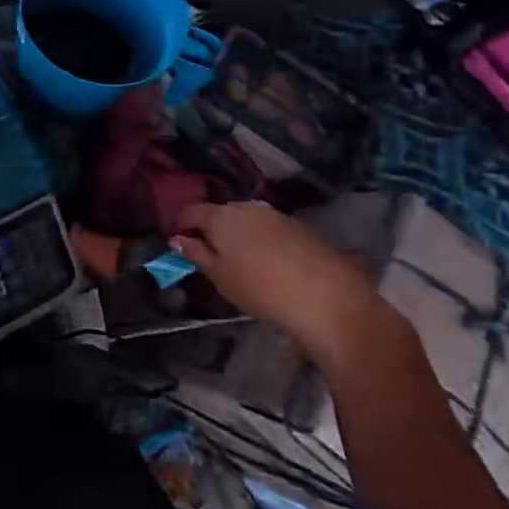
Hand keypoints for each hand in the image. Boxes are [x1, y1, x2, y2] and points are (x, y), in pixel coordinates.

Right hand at [172, 202, 400, 368]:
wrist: (331, 301)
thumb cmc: (261, 289)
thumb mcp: (220, 276)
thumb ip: (196, 254)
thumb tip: (177, 239)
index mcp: (221, 216)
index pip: (191, 211)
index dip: (181, 224)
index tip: (180, 241)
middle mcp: (248, 208)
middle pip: (221, 212)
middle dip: (213, 228)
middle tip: (212, 253)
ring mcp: (279, 216)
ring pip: (249, 220)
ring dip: (241, 234)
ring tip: (243, 259)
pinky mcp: (304, 229)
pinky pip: (272, 229)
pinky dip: (264, 240)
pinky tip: (271, 263)